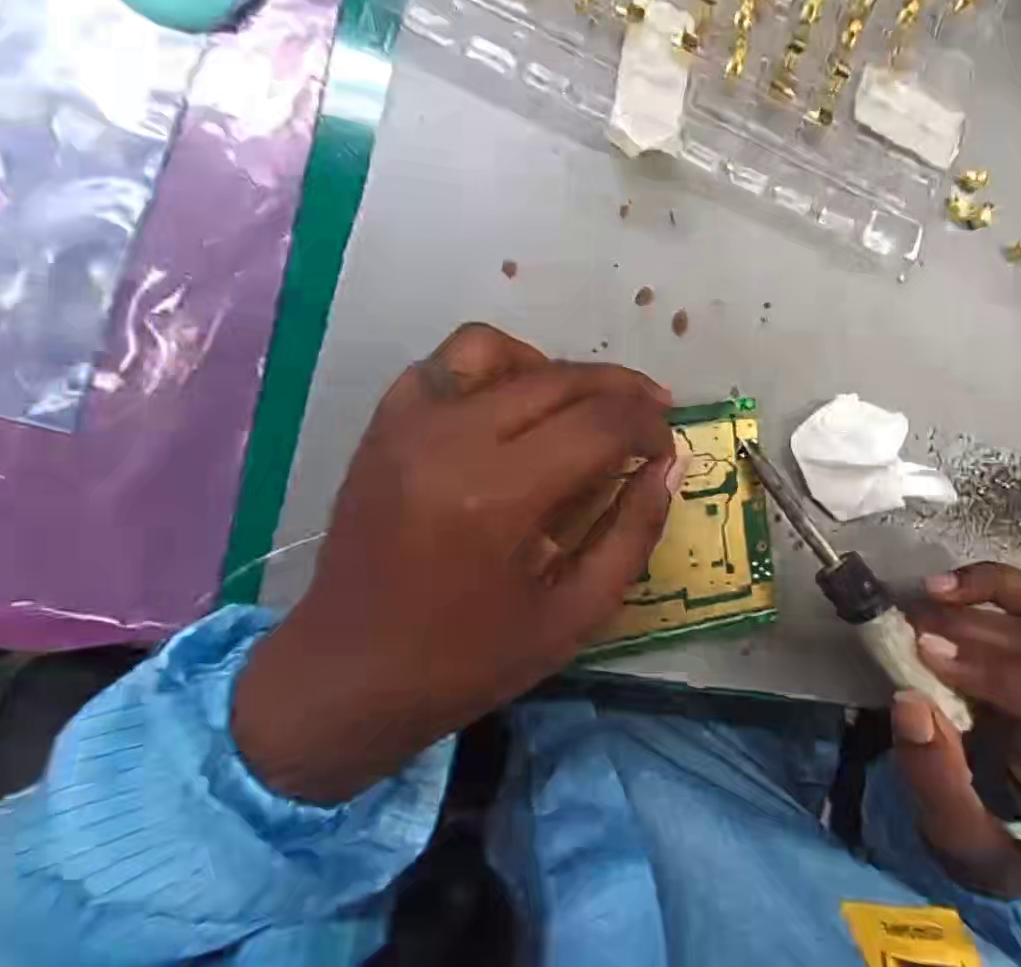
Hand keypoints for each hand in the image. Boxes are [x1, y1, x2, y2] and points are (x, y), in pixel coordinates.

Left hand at [231, 324, 678, 801]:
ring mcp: (405, 424)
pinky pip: (442, 366)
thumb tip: (670, 464)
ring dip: (550, 369)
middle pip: (557, 378)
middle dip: (619, 392)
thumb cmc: (465, 661)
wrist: (349, 672)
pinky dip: (488, 371)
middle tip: (647, 419)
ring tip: (577, 408)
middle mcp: (448, 439)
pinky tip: (508, 410)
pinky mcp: (381, 427)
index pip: (601, 423)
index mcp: (498, 495)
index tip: (664, 450)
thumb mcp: (572, 615)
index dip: (649, 426)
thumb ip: (632, 533)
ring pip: (493, 348)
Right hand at [890, 563, 1020, 895]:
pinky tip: (945, 589)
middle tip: (905, 630)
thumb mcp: (959, 838)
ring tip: (922, 599)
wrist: (1020, 839)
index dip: (990, 667)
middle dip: (971, 632)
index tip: (924, 652)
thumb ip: (934, 778)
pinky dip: (993, 585)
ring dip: (983, 596)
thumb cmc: (992, 841)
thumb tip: (906, 700)